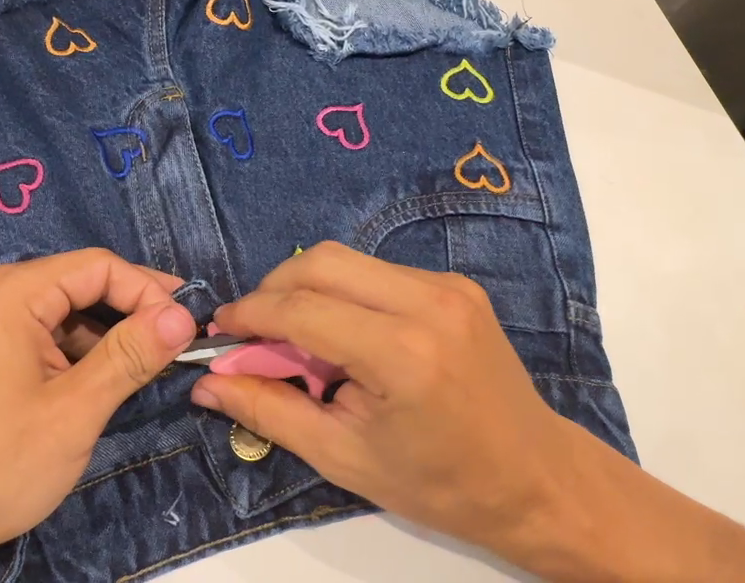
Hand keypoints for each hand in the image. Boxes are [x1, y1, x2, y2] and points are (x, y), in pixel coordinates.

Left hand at [0, 249, 196, 582]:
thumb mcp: (73, 413)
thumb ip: (130, 356)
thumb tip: (182, 316)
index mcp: (12, 291)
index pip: (99, 266)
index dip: (149, 292)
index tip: (186, 329)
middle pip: (76, 282)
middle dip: (128, 311)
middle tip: (173, 343)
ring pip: (54, 309)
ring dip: (98, 334)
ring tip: (139, 367)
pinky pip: (28, 329)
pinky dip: (64, 349)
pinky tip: (89, 379)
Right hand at [190, 242, 572, 560]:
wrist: (538, 480)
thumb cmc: (441, 484)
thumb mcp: (345, 459)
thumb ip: (270, 411)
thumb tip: (206, 382)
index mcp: (403, 354)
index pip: (302, 309)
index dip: (250, 315)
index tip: (220, 331)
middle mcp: (427, 302)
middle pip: (321, 262)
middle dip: (273, 289)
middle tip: (254, 331)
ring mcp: (446, 285)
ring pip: (346, 259)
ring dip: (306, 288)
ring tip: (296, 336)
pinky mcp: (454, 283)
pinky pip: (376, 271)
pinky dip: (343, 291)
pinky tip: (342, 333)